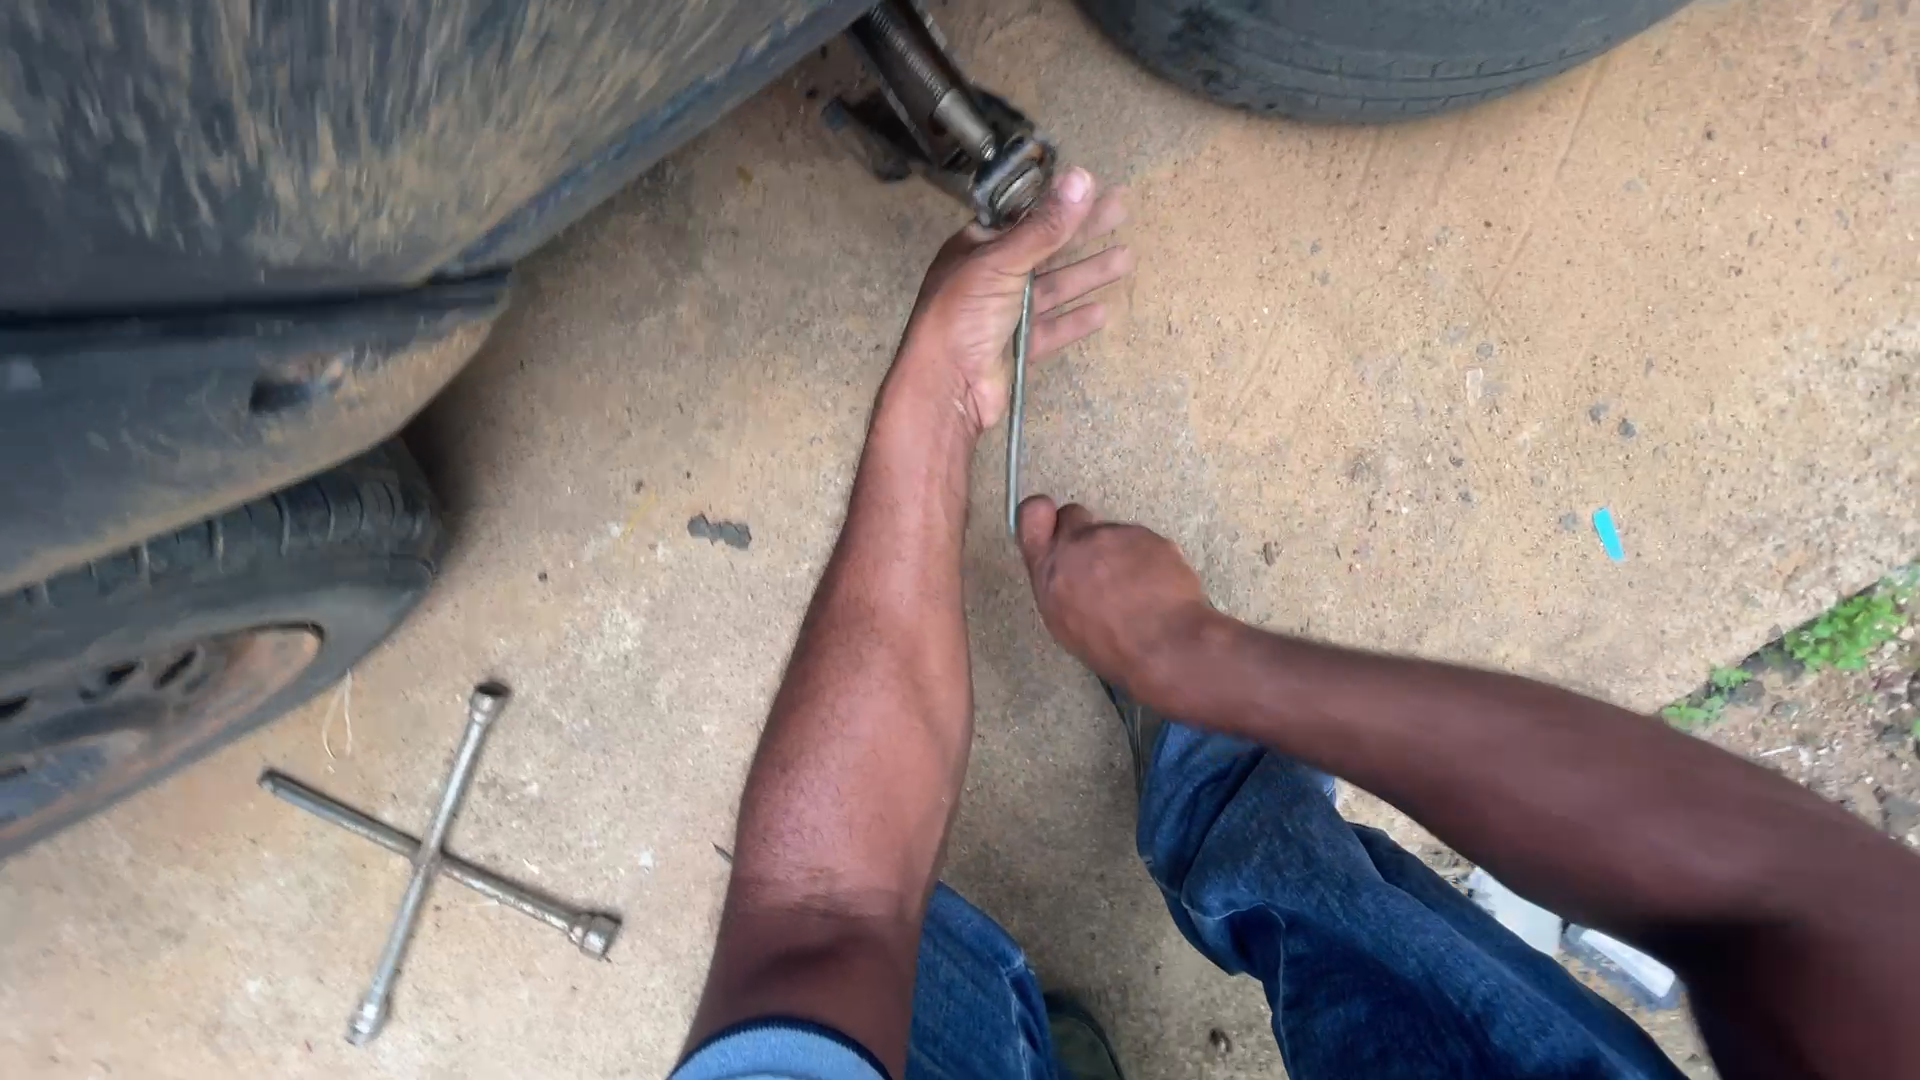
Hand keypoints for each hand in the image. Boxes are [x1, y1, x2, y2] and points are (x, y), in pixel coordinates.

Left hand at [895, 167, 1132, 433]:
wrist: (946, 385)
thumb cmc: (962, 316)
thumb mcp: (1002, 262)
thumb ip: (1044, 227)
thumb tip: (1083, 178)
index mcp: (977, 250)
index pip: (1022, 219)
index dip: (1056, 204)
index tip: (1092, 188)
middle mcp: (990, 279)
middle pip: (1044, 250)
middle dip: (1082, 233)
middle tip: (1120, 211)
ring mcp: (1004, 315)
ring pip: (1052, 289)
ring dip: (1086, 274)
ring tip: (1125, 259)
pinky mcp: (1016, 348)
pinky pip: (1051, 329)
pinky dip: (1075, 320)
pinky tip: (1101, 312)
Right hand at [1016, 497, 1216, 698]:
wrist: (1162, 645)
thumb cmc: (1113, 647)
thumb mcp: (1064, 623)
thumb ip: (1058, 585)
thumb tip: (1066, 575)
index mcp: (1049, 569)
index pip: (1032, 514)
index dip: (1043, 514)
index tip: (1053, 524)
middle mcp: (1077, 544)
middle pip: (1073, 515)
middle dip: (1084, 533)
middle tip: (1099, 560)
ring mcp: (1113, 535)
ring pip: (1113, 532)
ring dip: (1121, 552)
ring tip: (1136, 588)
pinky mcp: (1147, 535)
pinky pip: (1144, 541)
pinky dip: (1149, 559)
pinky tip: (1156, 587)